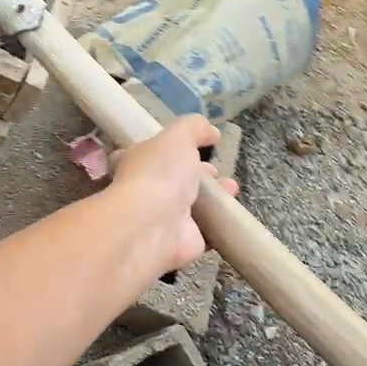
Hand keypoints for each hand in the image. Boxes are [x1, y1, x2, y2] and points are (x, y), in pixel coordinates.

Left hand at [108, 115, 237, 272]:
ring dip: (212, 194)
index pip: (150, 152)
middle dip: (197, 172)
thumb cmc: (160, 172)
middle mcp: (145, 188)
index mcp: (135, 160)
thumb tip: (210, 130)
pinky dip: (218, 221)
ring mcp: (163, 215)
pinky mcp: (183, 238)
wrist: (154, 223)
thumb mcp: (177, 137)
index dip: (172, 148)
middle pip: (174, 178)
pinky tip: (231, 211)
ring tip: (231, 187)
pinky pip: (204, 229)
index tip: (195, 146)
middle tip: (214, 170)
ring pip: (191, 203)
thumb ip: (192, 128)